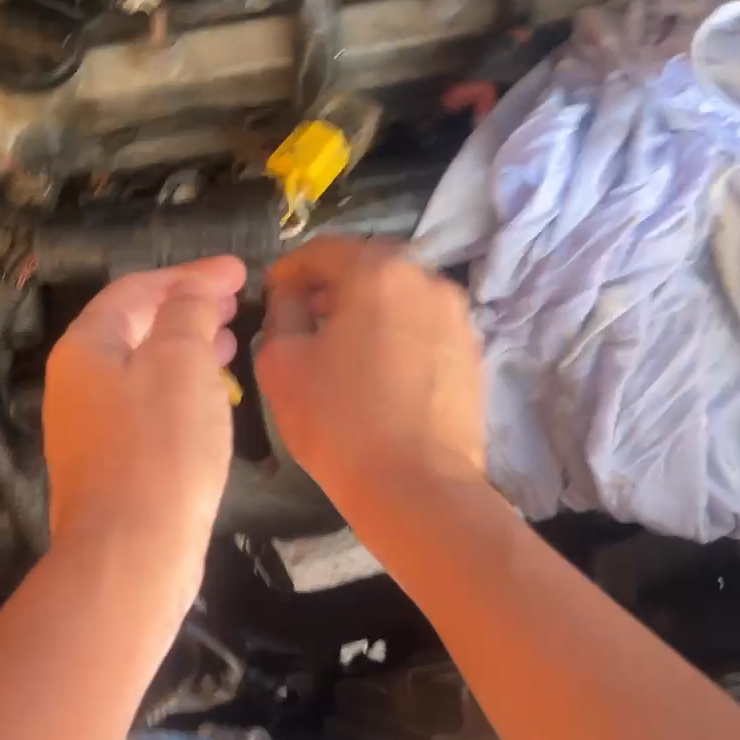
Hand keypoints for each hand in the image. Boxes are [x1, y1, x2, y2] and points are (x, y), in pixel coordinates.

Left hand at [42, 256, 246, 563]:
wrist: (129, 554)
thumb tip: (192, 288)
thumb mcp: (180, 363)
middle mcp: (75, 378)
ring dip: (184, 346)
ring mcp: (86, 422)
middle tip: (233, 300)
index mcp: (85, 345)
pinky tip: (208, 395)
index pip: (136, 289)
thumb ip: (186, 314)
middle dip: (184, 307)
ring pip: (140, 364)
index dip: (188, 275)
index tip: (237, 271)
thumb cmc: (158, 448)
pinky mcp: (106, 458)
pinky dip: (176, 385)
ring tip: (229, 338)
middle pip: (133, 324)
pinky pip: (143, 402)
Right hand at [253, 239, 485, 493]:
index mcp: (377, 272)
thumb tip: (291, 297)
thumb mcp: (280, 359)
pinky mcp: (471, 354)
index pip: (321, 250)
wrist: (418, 489)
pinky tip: (369, 369)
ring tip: (333, 344)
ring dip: (361, 308)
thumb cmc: (338, 418)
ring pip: (395, 295)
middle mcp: (425, 280)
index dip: (288, 269)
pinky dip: (390, 332)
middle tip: (298, 316)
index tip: (269, 294)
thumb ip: (281, 312)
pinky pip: (418, 325)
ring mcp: (456, 317)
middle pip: (364, 266)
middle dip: (327, 285)